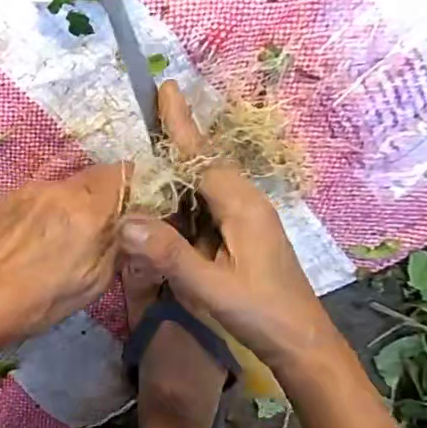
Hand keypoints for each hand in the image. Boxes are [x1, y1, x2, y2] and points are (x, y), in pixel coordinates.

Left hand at [0, 164, 127, 353]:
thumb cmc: (41, 300)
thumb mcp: (96, 282)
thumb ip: (119, 246)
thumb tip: (132, 227)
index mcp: (88, 209)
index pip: (123, 172)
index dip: (133, 187)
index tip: (133, 209)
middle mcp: (61, 189)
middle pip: (95, 176)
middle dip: (106, 196)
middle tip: (104, 227)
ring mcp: (31, 190)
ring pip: (67, 185)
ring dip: (77, 203)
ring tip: (67, 236)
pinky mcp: (8, 198)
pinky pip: (42, 194)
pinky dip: (51, 208)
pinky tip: (40, 237)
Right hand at [117, 82, 341, 373]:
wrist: (300, 340)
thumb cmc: (260, 312)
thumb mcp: (210, 286)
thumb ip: (169, 253)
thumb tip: (125, 219)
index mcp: (242, 206)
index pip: (203, 156)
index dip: (181, 124)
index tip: (165, 87)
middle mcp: (247, 203)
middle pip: (204, 166)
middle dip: (175, 144)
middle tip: (142, 122)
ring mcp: (248, 220)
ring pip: (205, 189)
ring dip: (177, 178)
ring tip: (144, 167)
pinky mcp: (245, 237)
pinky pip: (209, 209)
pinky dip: (185, 205)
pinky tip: (166, 210)